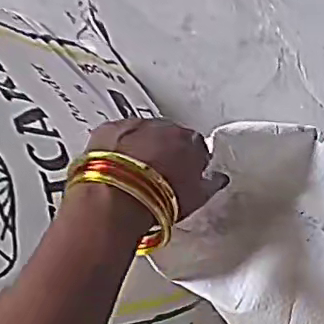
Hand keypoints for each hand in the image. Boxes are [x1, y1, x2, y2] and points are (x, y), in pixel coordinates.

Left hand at [81, 118, 218, 215]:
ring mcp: (135, 127)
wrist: (118, 196)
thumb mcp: (198, 197)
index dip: (194, 160)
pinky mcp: (107, 130)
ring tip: (139, 172)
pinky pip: (116, 135)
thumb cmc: (158, 195)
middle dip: (167, 150)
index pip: (198, 145)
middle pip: (168, 135)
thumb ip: (211, 183)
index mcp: (191, 140)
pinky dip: (118, 146)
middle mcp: (163, 127)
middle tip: (163, 174)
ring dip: (142, 147)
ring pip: (142, 133)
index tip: (189, 172)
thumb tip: (216, 180)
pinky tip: (119, 165)